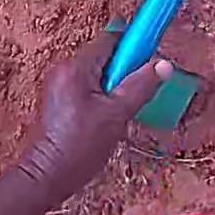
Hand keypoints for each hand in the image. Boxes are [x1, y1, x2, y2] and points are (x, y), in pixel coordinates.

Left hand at [14, 31, 170, 203]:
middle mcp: (65, 68)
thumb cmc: (82, 145)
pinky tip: (109, 114)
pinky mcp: (60, 96)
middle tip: (138, 90)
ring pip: (98, 71)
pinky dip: (103, 93)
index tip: (151, 56)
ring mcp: (60, 82)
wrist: (50, 174)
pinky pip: (88, 84)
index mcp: (77, 67)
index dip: (133, 44)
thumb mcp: (117, 114)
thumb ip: (141, 86)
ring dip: (115, 83)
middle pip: (104, 55)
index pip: (110, 39)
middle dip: (125, 68)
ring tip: (122, 108)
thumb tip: (164, 64)